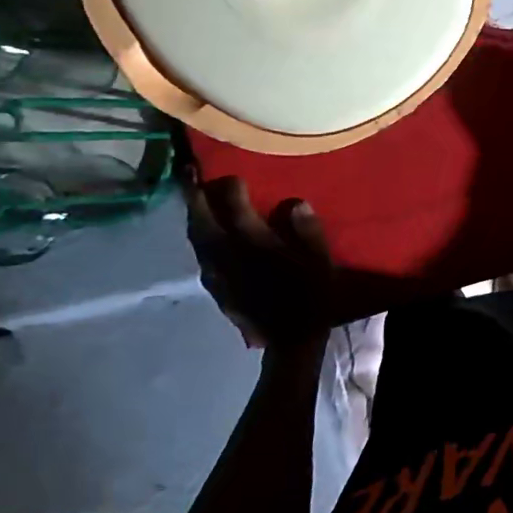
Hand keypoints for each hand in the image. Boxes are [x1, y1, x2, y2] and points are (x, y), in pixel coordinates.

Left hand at [186, 174, 330, 347]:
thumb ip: (308, 230)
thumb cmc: (312, 297)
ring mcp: (216, 273)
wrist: (291, 340)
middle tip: (190, 172)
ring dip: (193, 215)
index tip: (236, 174)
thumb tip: (295, 203)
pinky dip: (199, 238)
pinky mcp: (214, 287)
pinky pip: (201, 255)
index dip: (231, 187)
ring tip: (194, 198)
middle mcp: (227, 255)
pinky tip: (204, 236)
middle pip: (203, 219)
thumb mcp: (321, 262)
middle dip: (196, 194)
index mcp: (255, 244)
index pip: (235, 207)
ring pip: (196, 237)